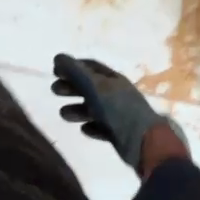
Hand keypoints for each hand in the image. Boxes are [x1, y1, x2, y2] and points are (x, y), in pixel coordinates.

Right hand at [52, 54, 181, 175]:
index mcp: (113, 79)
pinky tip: (84, 130)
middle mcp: (116, 94)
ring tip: (63, 114)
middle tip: (54, 90)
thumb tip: (58, 57)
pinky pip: (101, 127)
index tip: (55, 70)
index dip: (72, 66)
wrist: (146, 143)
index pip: (90, 66)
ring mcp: (119, 114)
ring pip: (93, 108)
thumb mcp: (95, 88)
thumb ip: (76, 73)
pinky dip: (91, 126)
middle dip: (71, 87)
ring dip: (77, 109)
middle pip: (90, 87)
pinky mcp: (120, 133)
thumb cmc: (120, 110)